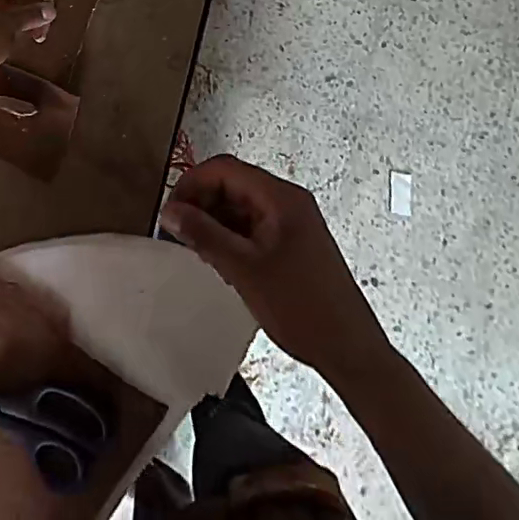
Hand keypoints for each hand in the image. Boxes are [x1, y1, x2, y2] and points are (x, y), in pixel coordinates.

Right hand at [160, 155, 389, 380]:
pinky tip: (218, 259)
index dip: (191, 184)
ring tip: (195, 249)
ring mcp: (291, 222)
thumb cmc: (303, 308)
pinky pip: (251, 225)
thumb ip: (204, 235)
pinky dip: (229, 236)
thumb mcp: (243, 269)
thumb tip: (170, 211)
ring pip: (240, 205)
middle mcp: (287, 202)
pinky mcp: (291, 242)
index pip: (225, 169)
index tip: (170, 210)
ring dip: (213, 221)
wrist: (349, 350)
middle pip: (232, 183)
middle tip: (177, 231)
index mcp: (281, 198)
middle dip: (201, 202)